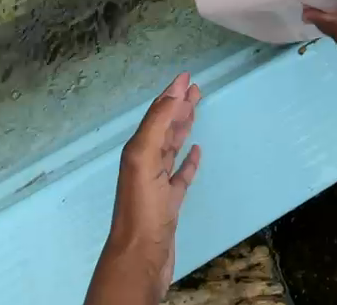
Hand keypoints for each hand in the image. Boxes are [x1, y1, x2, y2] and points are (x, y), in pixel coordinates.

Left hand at [86, 73, 200, 304]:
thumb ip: (157, 125)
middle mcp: (146, 162)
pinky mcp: (170, 202)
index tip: (186, 76)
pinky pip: (181, 175)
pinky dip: (189, 161)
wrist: (139, 259)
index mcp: (139, 150)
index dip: (171, 94)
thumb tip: (173, 93)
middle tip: (196, 87)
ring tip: (195, 109)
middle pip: (165, 127)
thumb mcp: (144, 159)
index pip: (157, 114)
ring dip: (183, 127)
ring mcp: (158, 183)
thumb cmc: (142, 208)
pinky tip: (197, 151)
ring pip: (172, 147)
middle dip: (179, 106)